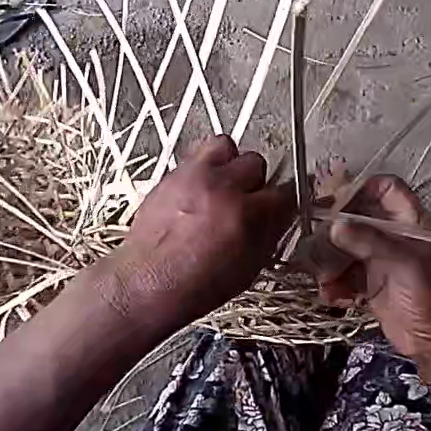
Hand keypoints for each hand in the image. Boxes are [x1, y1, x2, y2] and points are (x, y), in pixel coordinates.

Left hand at [108, 136, 293, 331]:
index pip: (283, 192)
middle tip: (248, 199)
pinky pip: (195, 156)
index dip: (284, 201)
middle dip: (256, 181)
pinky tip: (200, 191)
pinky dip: (203, 168)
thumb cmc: (193, 285)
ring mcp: (193, 177)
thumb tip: (279, 216)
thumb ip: (270, 234)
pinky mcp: (171, 175)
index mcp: (247, 214)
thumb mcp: (249, 268)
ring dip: (229, 163)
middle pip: (255, 162)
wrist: (146, 285)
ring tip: (224, 184)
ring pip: (225, 145)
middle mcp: (221, 188)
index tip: (279, 206)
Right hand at [318, 175, 430, 360]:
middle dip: (334, 233)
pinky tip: (332, 296)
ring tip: (325, 280)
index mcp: (410, 222)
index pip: (385, 189)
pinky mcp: (370, 283)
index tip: (335, 204)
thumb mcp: (404, 264)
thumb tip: (336, 225)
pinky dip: (334, 284)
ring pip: (344, 247)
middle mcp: (393, 236)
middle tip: (318, 246)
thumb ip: (371, 241)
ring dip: (329, 263)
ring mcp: (380, 259)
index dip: (361, 189)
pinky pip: (343, 275)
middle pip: (356, 218)